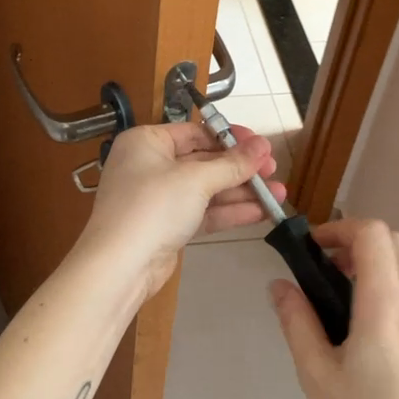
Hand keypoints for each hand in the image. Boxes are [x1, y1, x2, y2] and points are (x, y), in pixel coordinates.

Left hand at [73, 121, 286, 301]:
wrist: (120, 266)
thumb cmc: (153, 207)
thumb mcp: (196, 180)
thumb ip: (232, 164)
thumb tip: (262, 146)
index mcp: (146, 142)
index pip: (195, 132)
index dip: (230, 138)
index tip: (261, 145)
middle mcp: (150, 165)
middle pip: (203, 161)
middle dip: (240, 168)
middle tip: (273, 171)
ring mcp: (158, 197)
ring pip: (206, 189)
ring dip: (240, 192)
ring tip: (277, 195)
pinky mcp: (167, 225)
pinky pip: (202, 211)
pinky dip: (228, 211)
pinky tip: (260, 212)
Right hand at [270, 219, 398, 398]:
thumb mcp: (318, 375)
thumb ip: (297, 322)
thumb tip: (279, 285)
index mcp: (386, 304)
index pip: (372, 234)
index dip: (338, 229)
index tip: (309, 249)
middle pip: (393, 240)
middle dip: (355, 241)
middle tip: (321, 269)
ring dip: (372, 261)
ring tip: (336, 297)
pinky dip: (387, 282)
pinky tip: (362, 322)